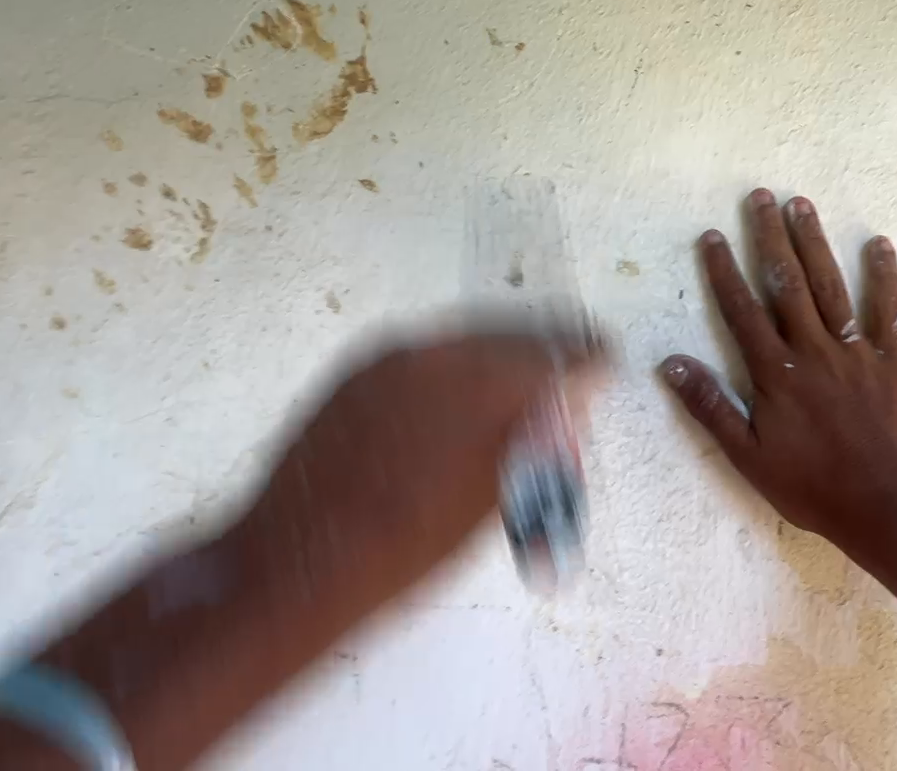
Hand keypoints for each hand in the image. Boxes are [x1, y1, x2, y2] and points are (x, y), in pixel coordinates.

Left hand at [238, 330, 603, 618]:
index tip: (605, 358)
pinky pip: (430, 347)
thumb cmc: (403, 551)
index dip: (586, 357)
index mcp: (478, 387)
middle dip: (549, 343)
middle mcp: (438, 353)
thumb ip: (538, 439)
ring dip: (505, 347)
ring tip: (528, 366)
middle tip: (576, 354)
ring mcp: (391, 356)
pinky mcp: (359, 367)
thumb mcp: (492, 502)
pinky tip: (469, 381)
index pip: (553, 354)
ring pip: (470, 333)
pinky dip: (462, 358)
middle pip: (513, 331)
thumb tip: (573, 399)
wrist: (290, 565)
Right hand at [662, 189, 896, 547]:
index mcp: (776, 372)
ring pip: (831, 286)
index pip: (741, 310)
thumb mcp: (747, 456)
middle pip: (787, 283)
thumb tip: (671, 363)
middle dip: (769, 237)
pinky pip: (890, 312)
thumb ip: (710, 406)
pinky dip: (885, 277)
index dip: (723, 270)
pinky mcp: (894, 361)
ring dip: (814, 243)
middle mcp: (813, 349)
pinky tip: (878, 244)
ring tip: (801, 205)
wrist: (887, 509)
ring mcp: (857, 352)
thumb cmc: (811, 486)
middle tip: (760, 197)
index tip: (711, 236)